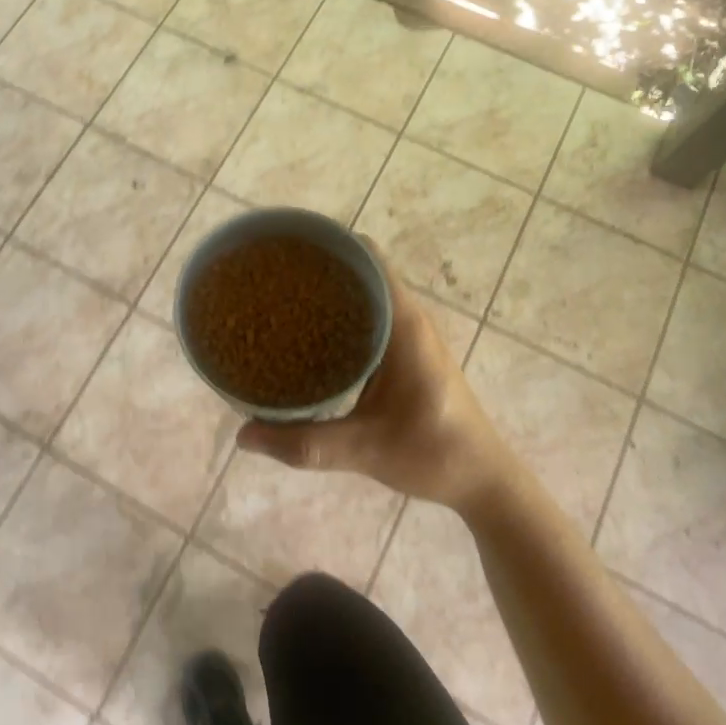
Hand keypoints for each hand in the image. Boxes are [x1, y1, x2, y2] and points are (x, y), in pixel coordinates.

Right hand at [235, 244, 514, 512]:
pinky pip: (367, 319)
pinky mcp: (405, 355)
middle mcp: (407, 320)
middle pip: (360, 271)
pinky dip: (338, 318)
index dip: (328, 244)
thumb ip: (303, 444)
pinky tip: (306, 339)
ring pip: (364, 296)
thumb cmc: (434, 454)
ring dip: (328, 294)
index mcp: (403, 326)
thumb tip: (243, 435)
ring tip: (278, 302)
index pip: (367, 258)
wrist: (482, 480)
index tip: (285, 249)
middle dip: (318, 269)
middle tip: (269, 279)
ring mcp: (409, 336)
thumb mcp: (364, 450)